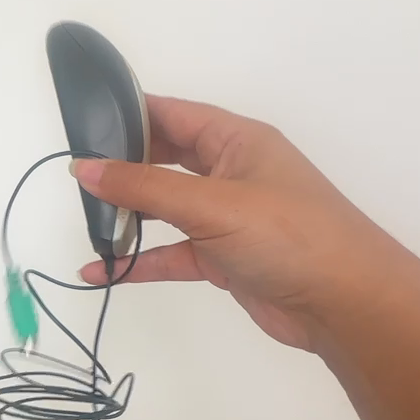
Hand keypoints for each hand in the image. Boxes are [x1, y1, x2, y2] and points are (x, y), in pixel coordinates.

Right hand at [73, 95, 416, 350]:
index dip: (128, 113)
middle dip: (120, 166)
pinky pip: (166, 252)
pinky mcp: (219, 256)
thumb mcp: (210, 204)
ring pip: (161, 208)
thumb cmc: (287, 237)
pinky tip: (101, 271)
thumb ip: (143, 188)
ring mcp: (223, 216)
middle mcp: (229, 173)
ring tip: (85, 222)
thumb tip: (83, 168)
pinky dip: (136, 261)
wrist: (345, 305)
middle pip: (162, 160)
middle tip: (74, 175)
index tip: (80, 123)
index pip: (172, 115)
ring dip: (125, 216)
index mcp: (236, 141)